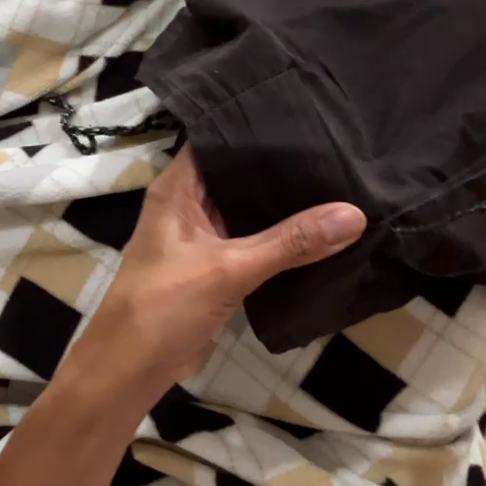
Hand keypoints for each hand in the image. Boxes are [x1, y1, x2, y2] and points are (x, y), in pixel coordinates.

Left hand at [66, 147, 365, 397]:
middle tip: (340, 146)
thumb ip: (290, 242)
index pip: (221, 139)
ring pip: (248, 209)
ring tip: (341, 180)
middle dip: (282, 166)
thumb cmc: (164, 307)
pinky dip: (280, 237)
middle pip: (239, 174)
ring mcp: (200, 236)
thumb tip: (355, 214)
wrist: (130, 369)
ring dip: (284, 204)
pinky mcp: (213, 266)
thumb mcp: (229, 269)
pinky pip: (252, 240)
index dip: (260, 127)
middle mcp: (187, 204)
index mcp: (178, 187)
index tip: (312, 116)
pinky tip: (320, 229)